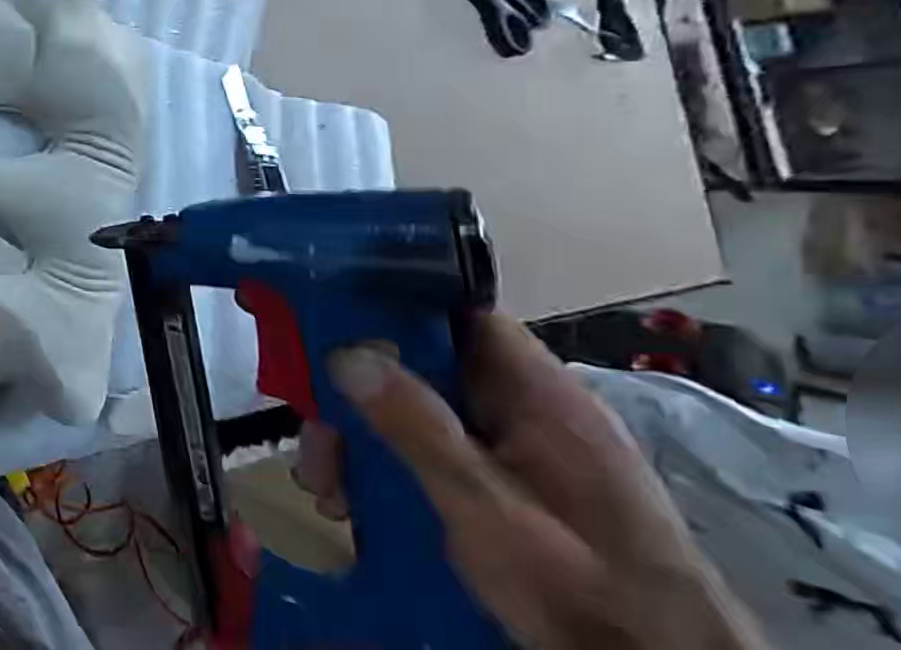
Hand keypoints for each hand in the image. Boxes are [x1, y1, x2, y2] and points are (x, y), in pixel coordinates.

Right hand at [296, 313, 769, 649]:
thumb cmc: (583, 591)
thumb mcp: (486, 508)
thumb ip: (418, 428)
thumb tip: (348, 354)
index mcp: (537, 392)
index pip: (459, 314)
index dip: (396, 309)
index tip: (334, 326)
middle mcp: (525, 408)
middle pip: (425, 369)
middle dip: (360, 397)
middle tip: (317, 435)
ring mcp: (517, 451)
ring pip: (420, 416)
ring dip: (366, 443)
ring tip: (326, 488)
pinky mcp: (506, 491)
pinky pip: (434, 456)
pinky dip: (391, 473)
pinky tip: (357, 508)